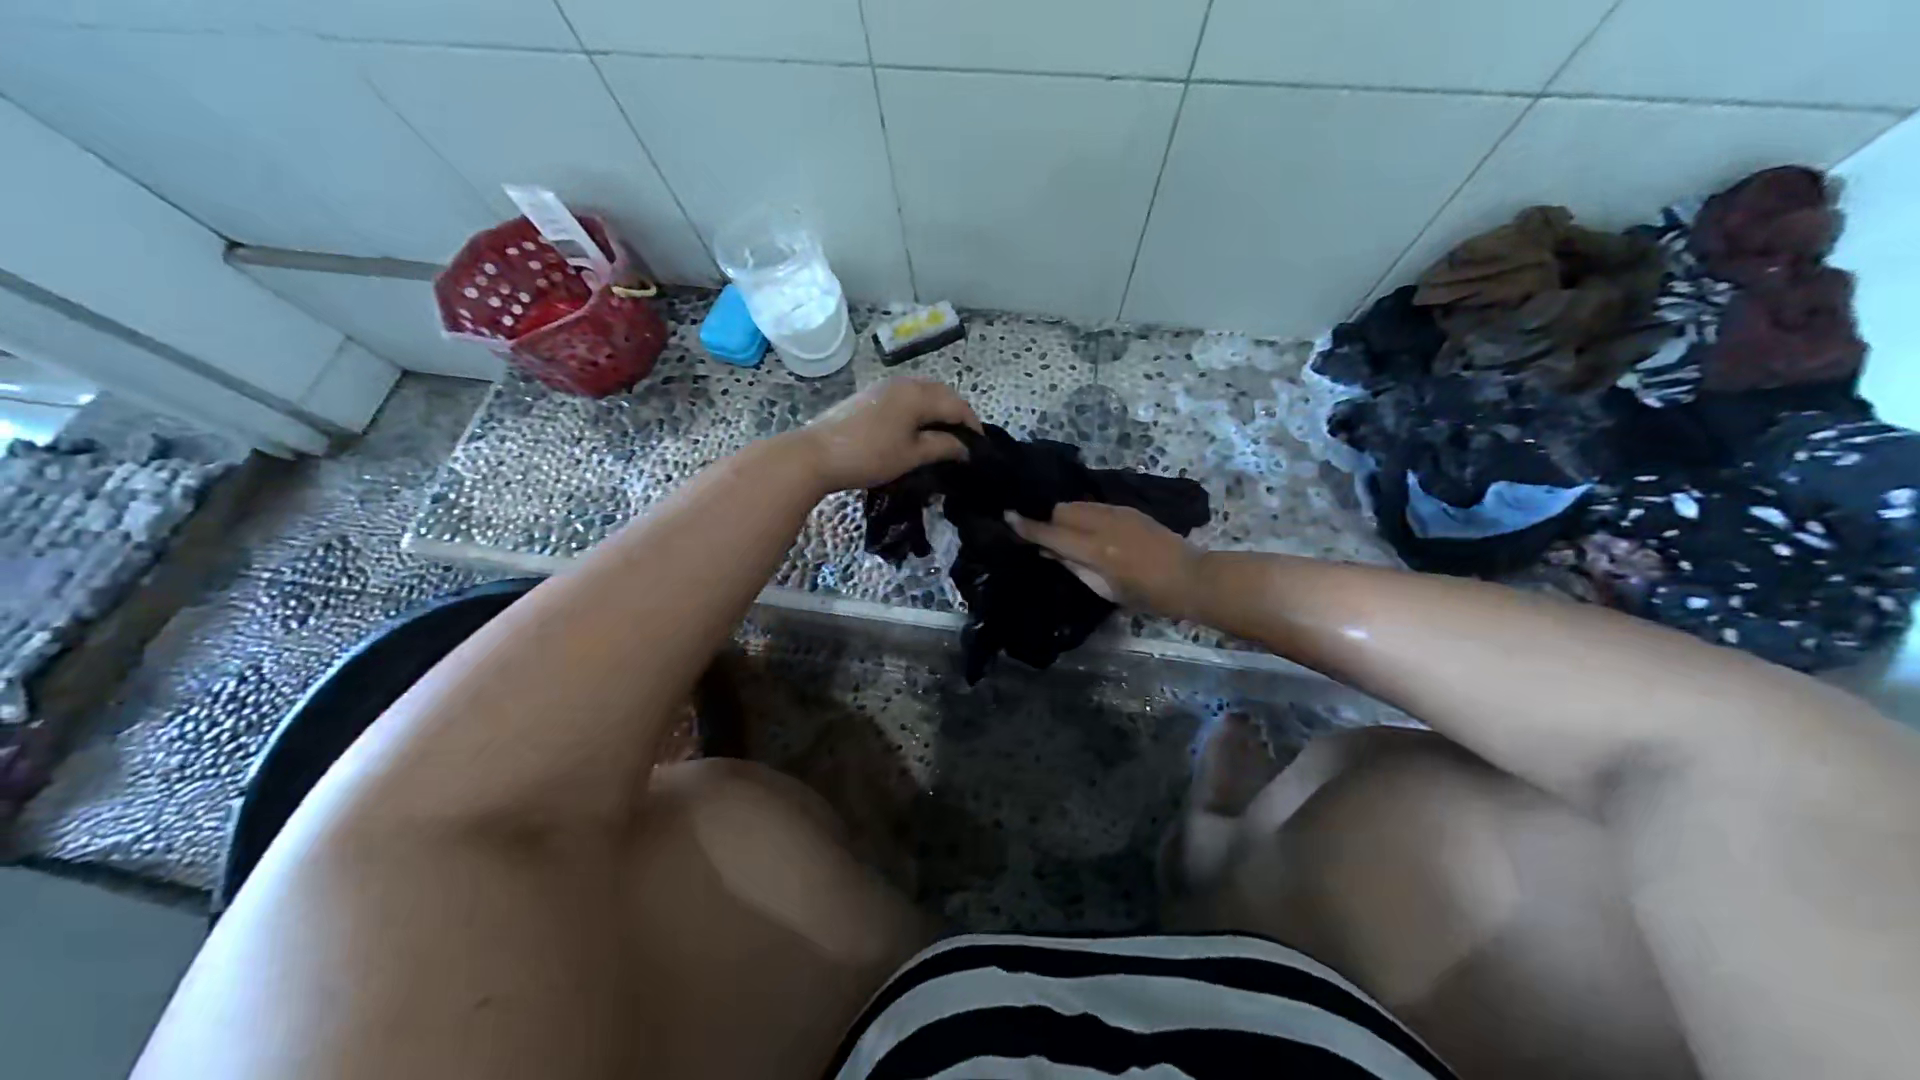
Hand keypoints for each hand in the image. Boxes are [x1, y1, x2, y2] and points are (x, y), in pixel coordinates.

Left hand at [796, 376, 980, 491]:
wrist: (815, 454)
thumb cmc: (869, 455)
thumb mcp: (911, 455)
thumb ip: (943, 447)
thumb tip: (965, 447)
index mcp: (918, 394)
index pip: (957, 404)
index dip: (972, 424)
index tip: (980, 446)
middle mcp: (904, 383)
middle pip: (942, 393)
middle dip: (957, 413)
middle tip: (965, 439)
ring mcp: (884, 386)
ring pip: (923, 392)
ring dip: (938, 409)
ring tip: (944, 435)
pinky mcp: (869, 396)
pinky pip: (906, 396)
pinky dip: (920, 409)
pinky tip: (917, 428)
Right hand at [1011, 502, 1207, 618]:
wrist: (1190, 578)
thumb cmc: (1147, 595)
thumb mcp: (1105, 590)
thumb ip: (1074, 566)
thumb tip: (1049, 551)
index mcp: (1097, 551)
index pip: (1052, 535)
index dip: (1028, 527)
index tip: (1007, 516)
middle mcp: (1104, 525)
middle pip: (1062, 510)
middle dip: (1049, 522)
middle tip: (1049, 540)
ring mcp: (1119, 513)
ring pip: (1078, 505)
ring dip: (1067, 518)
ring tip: (1070, 536)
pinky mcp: (1129, 510)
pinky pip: (1096, 506)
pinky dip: (1085, 516)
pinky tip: (1091, 532)